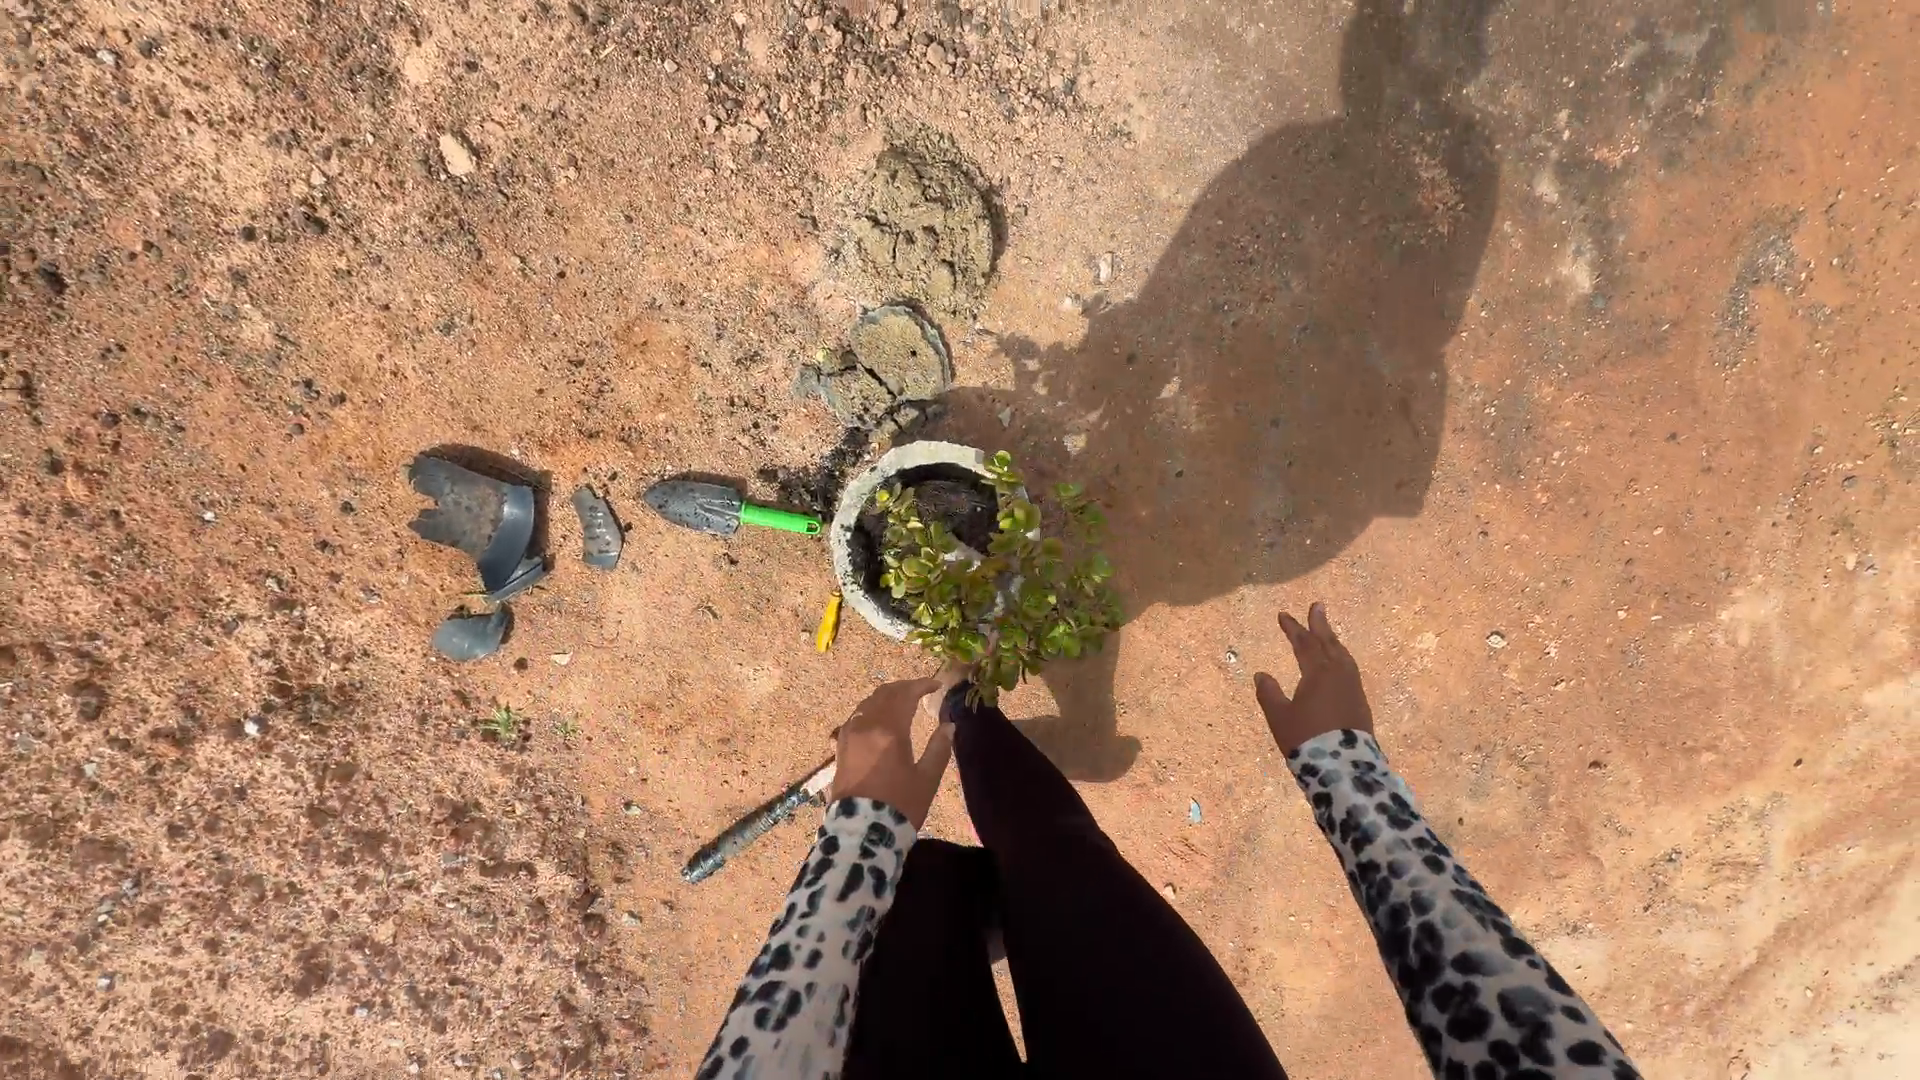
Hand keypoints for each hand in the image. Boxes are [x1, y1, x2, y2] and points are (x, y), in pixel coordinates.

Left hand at [829, 677, 953, 826]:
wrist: (861, 833)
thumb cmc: (899, 806)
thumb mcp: (926, 779)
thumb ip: (939, 748)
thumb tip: (948, 725)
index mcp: (890, 730)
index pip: (906, 695)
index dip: (921, 686)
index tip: (936, 685)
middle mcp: (866, 726)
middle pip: (884, 694)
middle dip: (904, 688)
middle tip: (921, 690)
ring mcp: (849, 736)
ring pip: (867, 703)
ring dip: (886, 697)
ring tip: (902, 701)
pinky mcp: (840, 748)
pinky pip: (855, 717)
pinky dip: (870, 710)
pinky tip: (878, 718)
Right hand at [1254, 602, 1374, 752]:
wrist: (1343, 768)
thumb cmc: (1306, 739)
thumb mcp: (1279, 716)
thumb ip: (1269, 693)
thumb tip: (1262, 674)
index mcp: (1318, 674)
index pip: (1304, 644)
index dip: (1293, 628)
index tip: (1283, 615)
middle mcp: (1338, 675)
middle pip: (1329, 644)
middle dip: (1320, 625)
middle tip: (1317, 606)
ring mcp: (1353, 689)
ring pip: (1343, 656)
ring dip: (1333, 641)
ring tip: (1327, 632)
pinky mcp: (1360, 704)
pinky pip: (1349, 670)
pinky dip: (1341, 658)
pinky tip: (1338, 664)